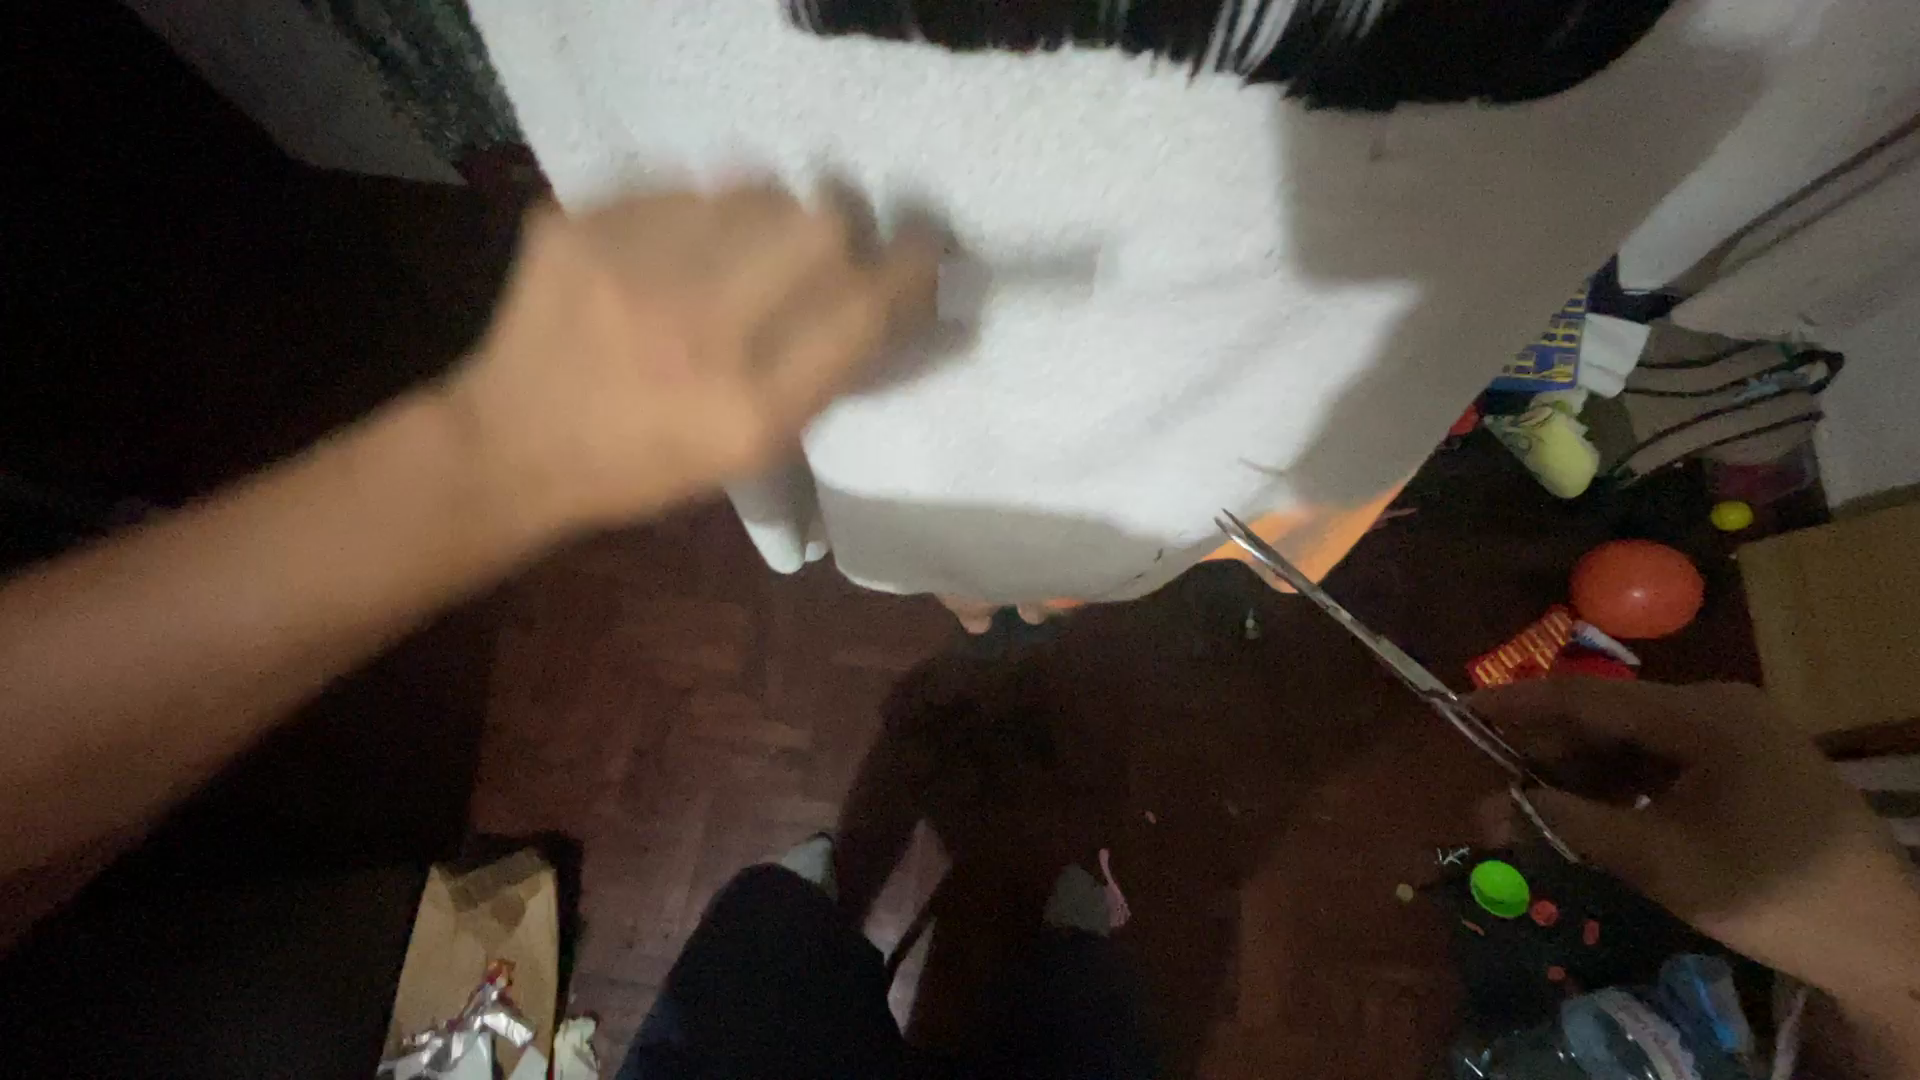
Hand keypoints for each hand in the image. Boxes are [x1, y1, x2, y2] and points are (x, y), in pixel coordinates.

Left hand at [448, 184, 940, 537]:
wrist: (516, 444)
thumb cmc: (653, 466)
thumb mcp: (755, 449)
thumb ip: (826, 375)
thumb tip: (888, 298)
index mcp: (752, 409)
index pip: (864, 310)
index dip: (911, 270)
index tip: (927, 249)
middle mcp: (700, 333)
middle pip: (822, 225)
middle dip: (845, 230)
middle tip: (832, 244)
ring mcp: (633, 269)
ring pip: (757, 188)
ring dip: (774, 215)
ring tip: (747, 249)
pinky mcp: (582, 224)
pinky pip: (684, 185)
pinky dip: (703, 212)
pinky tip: (675, 253)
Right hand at [1473, 679, 1919, 1005]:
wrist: (1896, 952)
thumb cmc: (1774, 897)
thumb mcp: (1656, 860)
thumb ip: (1560, 823)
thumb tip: (1477, 810)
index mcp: (1705, 716)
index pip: (1582, 696)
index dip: (1512, 704)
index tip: (1455, 712)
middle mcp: (1716, 706)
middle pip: (1600, 715)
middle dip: (1545, 750)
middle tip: (1498, 785)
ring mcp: (1732, 730)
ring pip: (1621, 736)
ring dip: (1577, 769)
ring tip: (1541, 806)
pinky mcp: (1738, 756)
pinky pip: (1652, 754)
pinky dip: (1614, 779)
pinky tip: (1595, 810)